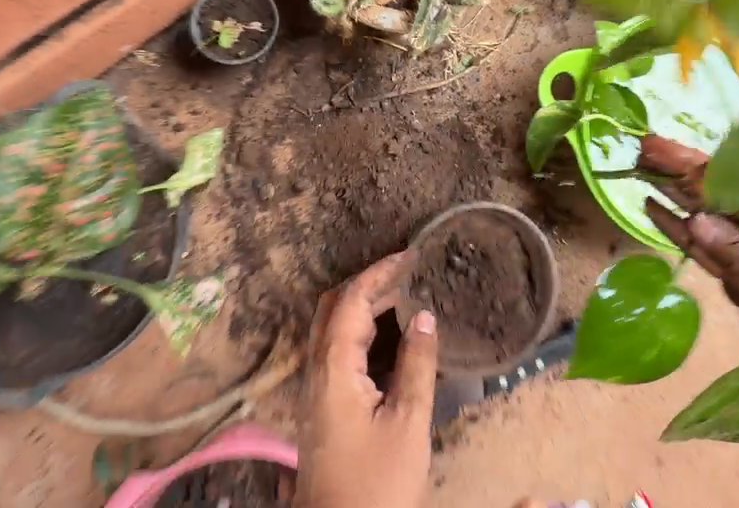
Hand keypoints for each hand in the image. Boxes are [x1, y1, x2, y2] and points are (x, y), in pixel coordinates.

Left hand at [295, 253, 437, 507]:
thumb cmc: (378, 483)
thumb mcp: (407, 422)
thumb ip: (416, 363)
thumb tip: (423, 314)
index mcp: (334, 368)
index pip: (351, 301)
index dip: (379, 272)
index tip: (410, 256)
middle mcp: (316, 372)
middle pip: (332, 308)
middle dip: (367, 282)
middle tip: (407, 272)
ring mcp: (315, 391)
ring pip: (331, 329)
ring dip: (363, 305)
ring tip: (404, 295)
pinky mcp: (322, 408)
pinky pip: (337, 351)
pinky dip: (361, 331)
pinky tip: (390, 338)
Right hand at [640, 135, 738, 406]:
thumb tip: (696, 219)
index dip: (706, 166)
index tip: (668, 150)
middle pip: (725, 194)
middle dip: (685, 170)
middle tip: (644, 146)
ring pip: (710, 217)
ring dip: (676, 193)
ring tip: (641, 166)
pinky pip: (705, 250)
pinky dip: (680, 230)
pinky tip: (653, 209)